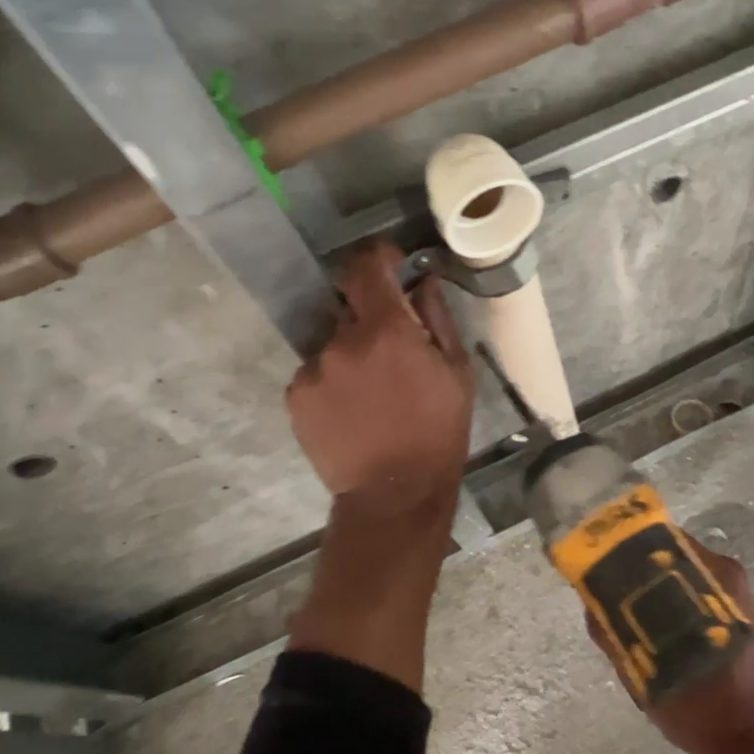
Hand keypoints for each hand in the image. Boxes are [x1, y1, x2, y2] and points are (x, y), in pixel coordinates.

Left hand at [286, 242, 474, 514]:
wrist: (394, 494)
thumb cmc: (438, 432)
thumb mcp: (457, 372)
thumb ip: (437, 318)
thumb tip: (422, 280)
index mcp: (387, 329)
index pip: (367, 267)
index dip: (378, 259)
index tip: (390, 265)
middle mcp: (342, 340)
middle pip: (350, 308)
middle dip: (370, 321)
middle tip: (391, 355)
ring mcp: (314, 368)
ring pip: (332, 343)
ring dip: (349, 354)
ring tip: (371, 394)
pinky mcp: (296, 395)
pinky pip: (315, 373)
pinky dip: (332, 382)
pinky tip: (351, 411)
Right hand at [587, 539, 753, 753]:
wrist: (743, 740)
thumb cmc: (695, 705)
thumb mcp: (639, 668)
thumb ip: (610, 628)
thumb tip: (589, 595)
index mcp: (712, 576)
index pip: (659, 540)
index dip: (626, 548)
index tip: (600, 562)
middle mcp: (727, 576)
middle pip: (670, 555)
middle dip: (638, 568)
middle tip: (608, 590)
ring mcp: (735, 595)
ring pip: (681, 575)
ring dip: (654, 587)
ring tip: (627, 612)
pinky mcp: (737, 614)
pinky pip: (696, 594)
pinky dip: (672, 602)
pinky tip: (652, 628)